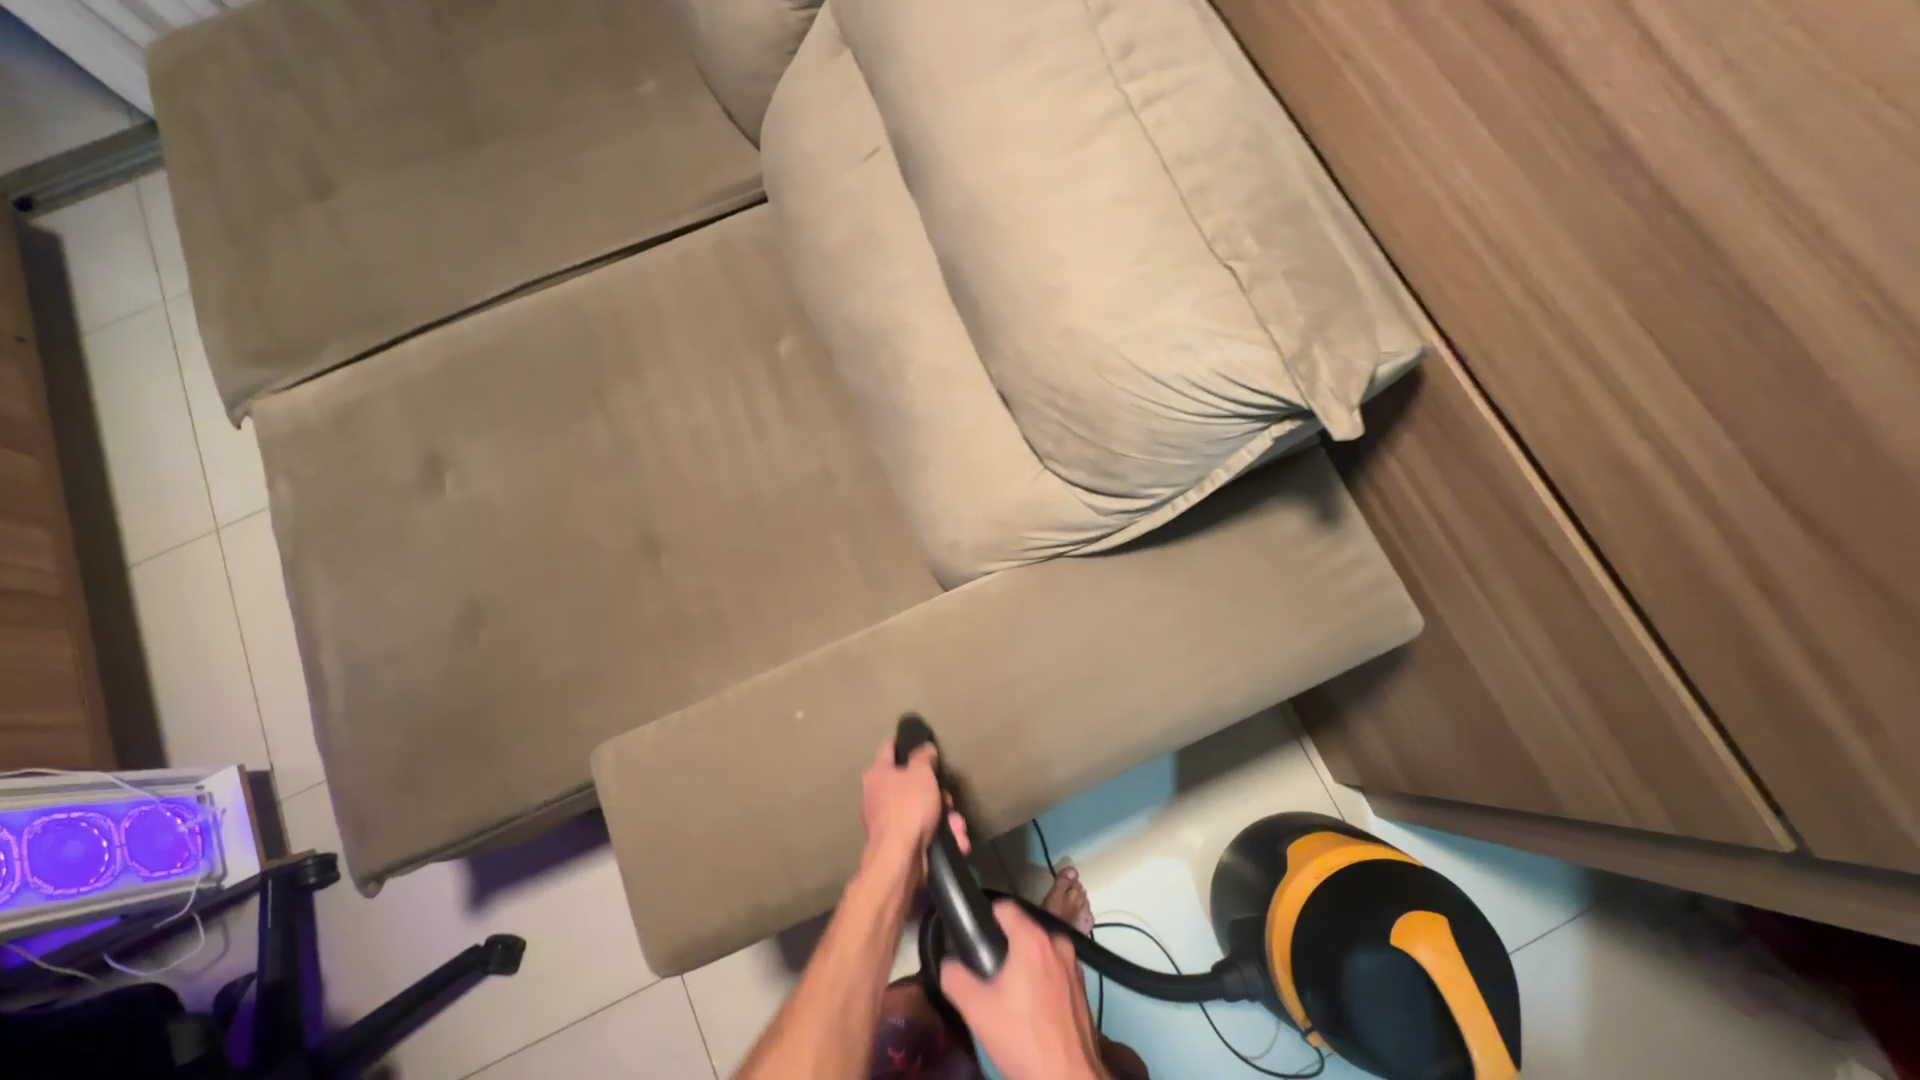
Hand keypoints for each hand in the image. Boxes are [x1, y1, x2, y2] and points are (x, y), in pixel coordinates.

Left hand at [860, 739, 967, 883]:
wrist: (898, 859)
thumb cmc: (908, 808)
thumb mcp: (921, 774)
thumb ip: (924, 758)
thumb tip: (924, 748)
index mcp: (877, 774)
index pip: (888, 748)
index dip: (903, 742)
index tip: (919, 740)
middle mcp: (877, 796)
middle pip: (912, 785)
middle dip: (937, 793)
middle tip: (949, 799)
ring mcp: (887, 822)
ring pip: (923, 811)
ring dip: (945, 818)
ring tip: (958, 827)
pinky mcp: (899, 845)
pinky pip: (925, 832)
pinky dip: (942, 836)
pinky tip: (957, 843)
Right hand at [940, 901, 1107, 1079]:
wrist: (1068, 1077)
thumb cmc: (1021, 1036)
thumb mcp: (976, 1008)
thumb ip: (954, 977)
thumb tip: (949, 962)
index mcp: (1033, 939)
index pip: (1004, 907)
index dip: (985, 917)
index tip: (973, 938)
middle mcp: (1058, 943)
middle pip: (1023, 930)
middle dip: (1004, 946)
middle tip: (986, 974)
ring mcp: (1074, 965)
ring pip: (1040, 951)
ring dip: (1024, 964)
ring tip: (1007, 994)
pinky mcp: (1083, 987)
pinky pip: (1054, 970)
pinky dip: (1041, 979)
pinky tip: (1030, 1008)